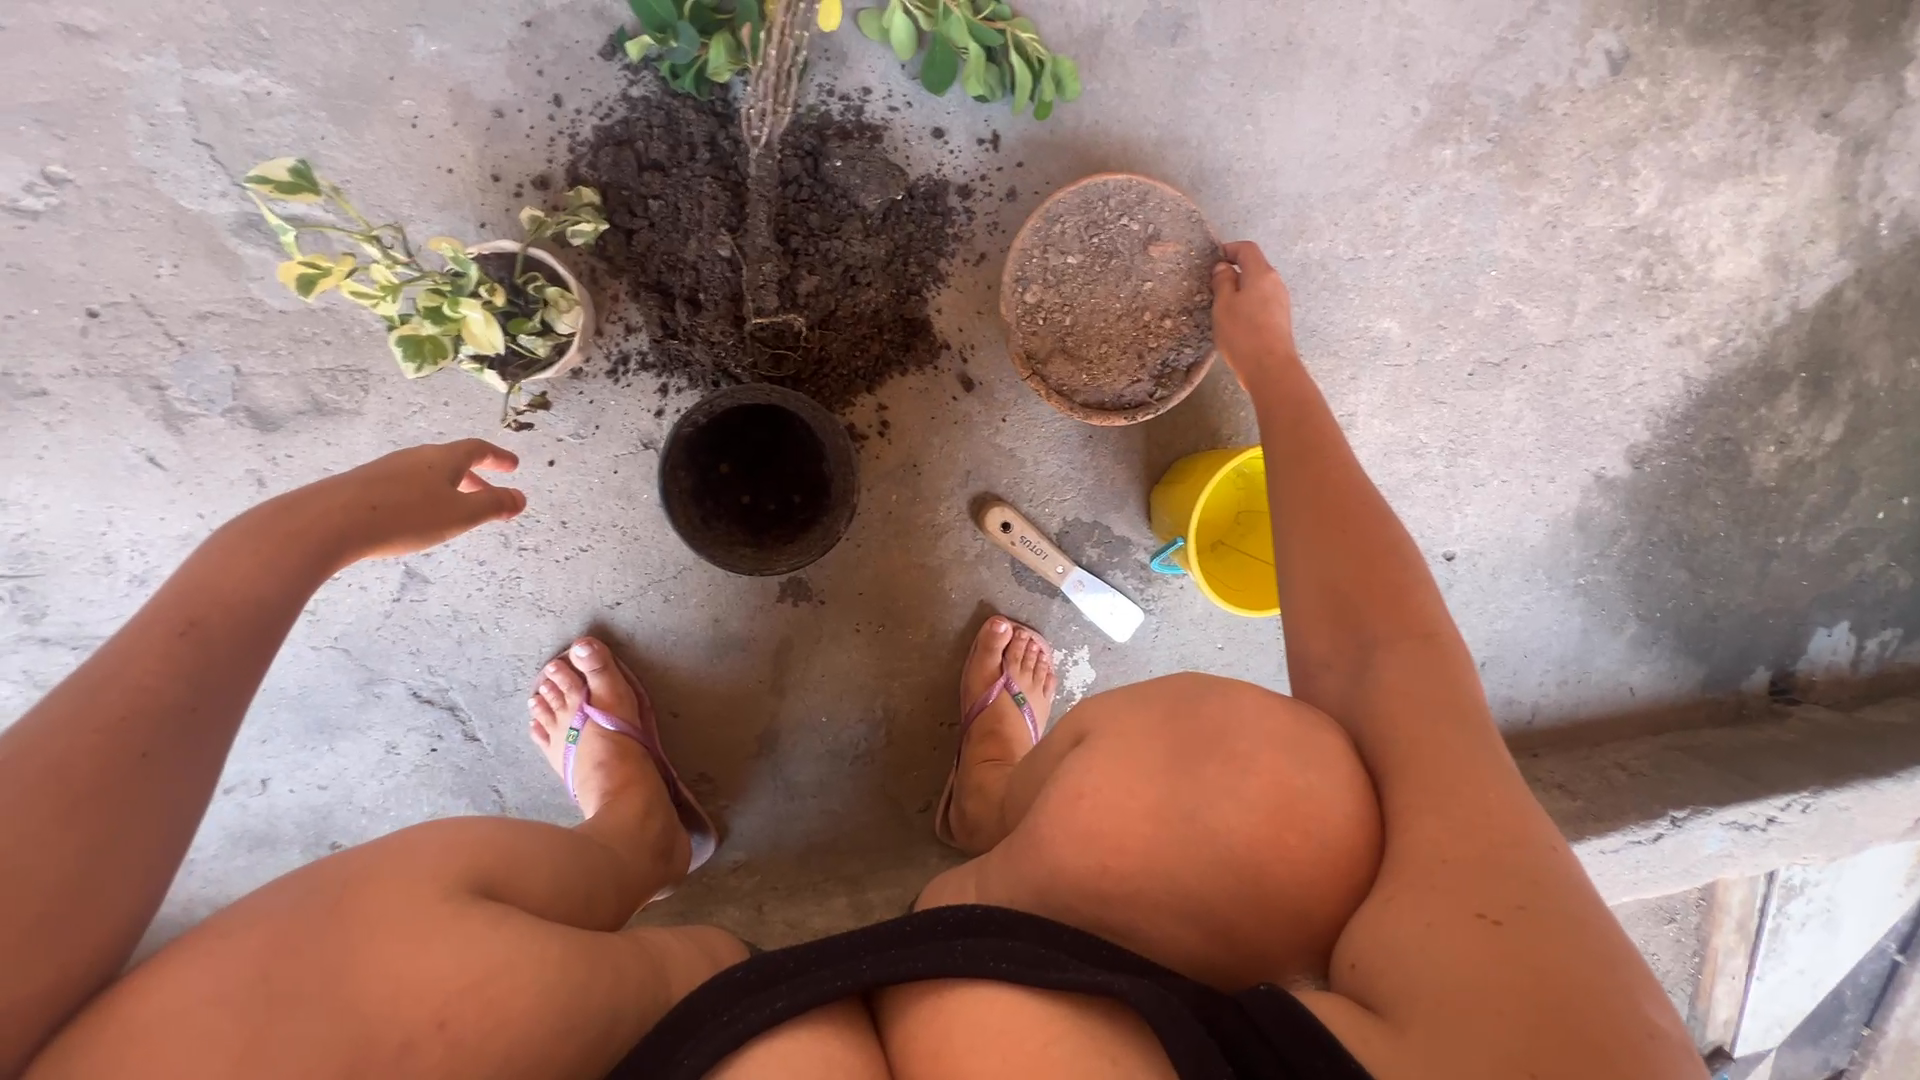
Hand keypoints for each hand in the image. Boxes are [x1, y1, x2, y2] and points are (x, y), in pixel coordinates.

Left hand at [288, 439, 527, 566]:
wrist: (326, 523)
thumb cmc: (405, 516)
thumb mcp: (461, 515)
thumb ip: (494, 505)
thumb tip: (521, 498)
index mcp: (442, 459)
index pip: (477, 450)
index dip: (498, 457)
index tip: (513, 466)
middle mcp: (415, 458)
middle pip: (451, 461)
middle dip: (475, 476)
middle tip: (490, 491)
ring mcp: (386, 470)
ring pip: (428, 474)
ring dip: (449, 487)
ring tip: (456, 508)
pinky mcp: (364, 486)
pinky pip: (406, 485)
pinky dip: (425, 495)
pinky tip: (418, 516)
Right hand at [1211, 241, 1299, 390]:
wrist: (1270, 367)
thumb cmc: (1242, 333)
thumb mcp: (1223, 305)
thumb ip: (1223, 282)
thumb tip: (1223, 268)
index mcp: (1261, 273)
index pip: (1247, 249)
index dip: (1229, 249)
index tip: (1213, 259)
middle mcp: (1275, 282)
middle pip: (1254, 267)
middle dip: (1234, 271)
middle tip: (1213, 286)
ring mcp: (1280, 301)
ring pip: (1258, 286)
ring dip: (1240, 290)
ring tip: (1222, 306)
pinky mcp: (1280, 319)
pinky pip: (1261, 302)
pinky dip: (1248, 303)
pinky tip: (1236, 321)